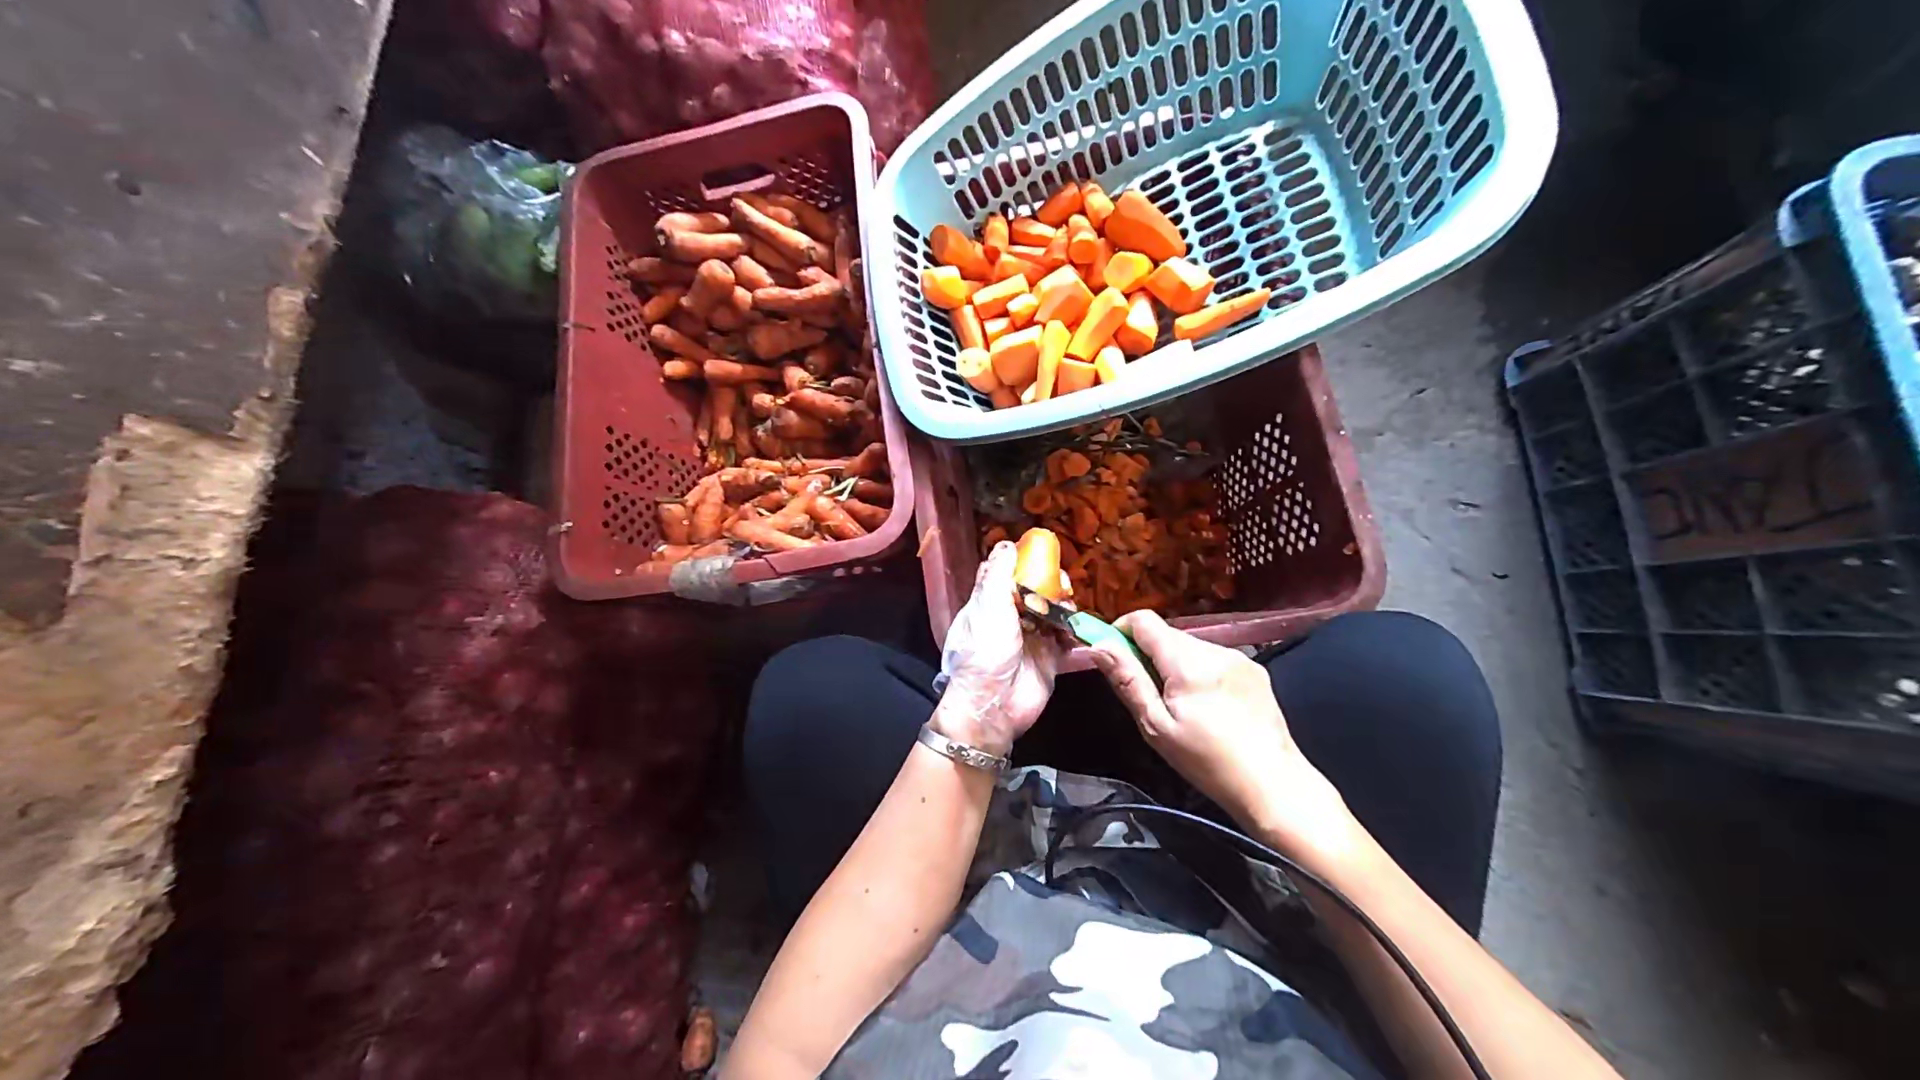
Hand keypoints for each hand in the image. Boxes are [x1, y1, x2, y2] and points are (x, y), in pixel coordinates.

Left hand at [933, 541, 1060, 755]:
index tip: (1041, 553)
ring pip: (1055, 614)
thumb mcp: (987, 605)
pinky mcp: (1051, 659)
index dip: (1023, 563)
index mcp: (990, 603)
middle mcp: (1011, 619)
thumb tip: (1006, 545)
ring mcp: (1032, 639)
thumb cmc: (984, 652)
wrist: (993, 705)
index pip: (1007, 575)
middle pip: (1037, 592)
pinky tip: (1080, 631)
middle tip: (1062, 585)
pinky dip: (1077, 634)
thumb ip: (999, 575)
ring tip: (1069, 610)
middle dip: (1052, 585)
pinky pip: (1069, 641)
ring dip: (1066, 608)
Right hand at [1089, 611, 1358, 860]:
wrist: (1273, 784)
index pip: (1145, 621)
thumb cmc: (1207, 762)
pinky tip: (1207, 706)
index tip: (1114, 656)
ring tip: (1179, 705)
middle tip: (1147, 693)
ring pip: (1190, 646)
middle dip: (1149, 654)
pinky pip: (1213, 658)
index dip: (1121, 631)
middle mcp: (1215, 650)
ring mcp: (1238, 657)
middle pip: (1167, 634)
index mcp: (1188, 663)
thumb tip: (1098, 646)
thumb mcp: (1156, 727)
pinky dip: (1199, 671)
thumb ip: (1128, 681)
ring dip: (1174, 663)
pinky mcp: (1254, 668)